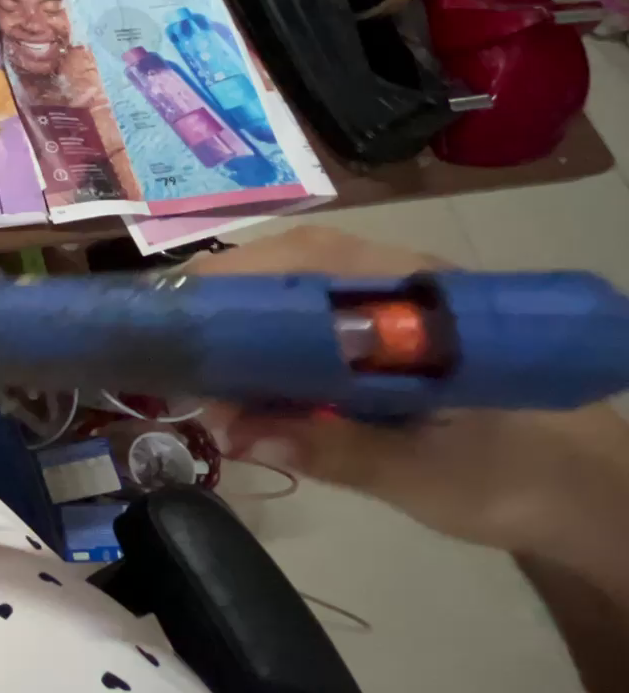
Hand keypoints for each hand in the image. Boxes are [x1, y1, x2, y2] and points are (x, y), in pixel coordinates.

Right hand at [193, 227, 628, 560]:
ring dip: (226, 320)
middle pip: (276, 263)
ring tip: (188, 364)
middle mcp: (390, 276)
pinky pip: (288, 307)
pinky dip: (249, 335)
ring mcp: (375, 293)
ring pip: (275, 282)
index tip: (177, 321)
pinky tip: (228, 371)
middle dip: (214, 303)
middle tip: (167, 349)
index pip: (305, 260)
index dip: (232, 285)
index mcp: (419, 296)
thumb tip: (230, 435)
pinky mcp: (364, 318)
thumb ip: (336, 452)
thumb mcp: (430, 476)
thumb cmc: (521, 478)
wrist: (591, 492)